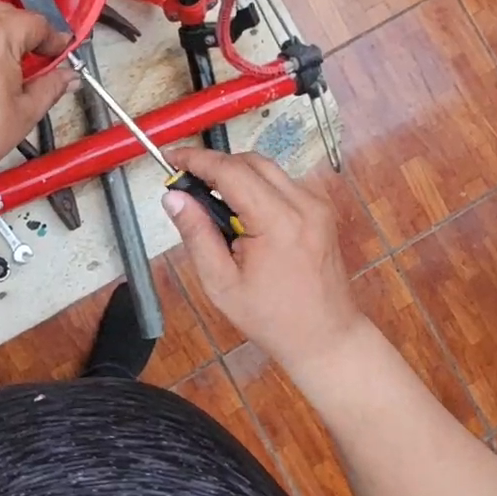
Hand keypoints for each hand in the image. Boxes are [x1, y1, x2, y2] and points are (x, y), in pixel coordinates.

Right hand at [163, 148, 369, 368]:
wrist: (326, 337)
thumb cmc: (270, 317)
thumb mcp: (220, 282)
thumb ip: (196, 234)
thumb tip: (173, 197)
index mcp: (278, 222)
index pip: (231, 171)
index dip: (196, 159)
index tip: (170, 158)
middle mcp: (303, 204)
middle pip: (250, 162)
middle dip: (215, 164)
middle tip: (186, 182)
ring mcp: (317, 205)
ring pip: (267, 169)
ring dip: (235, 174)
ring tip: (210, 199)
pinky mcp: (321, 210)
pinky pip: (282, 183)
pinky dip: (255, 185)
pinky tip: (239, 212)